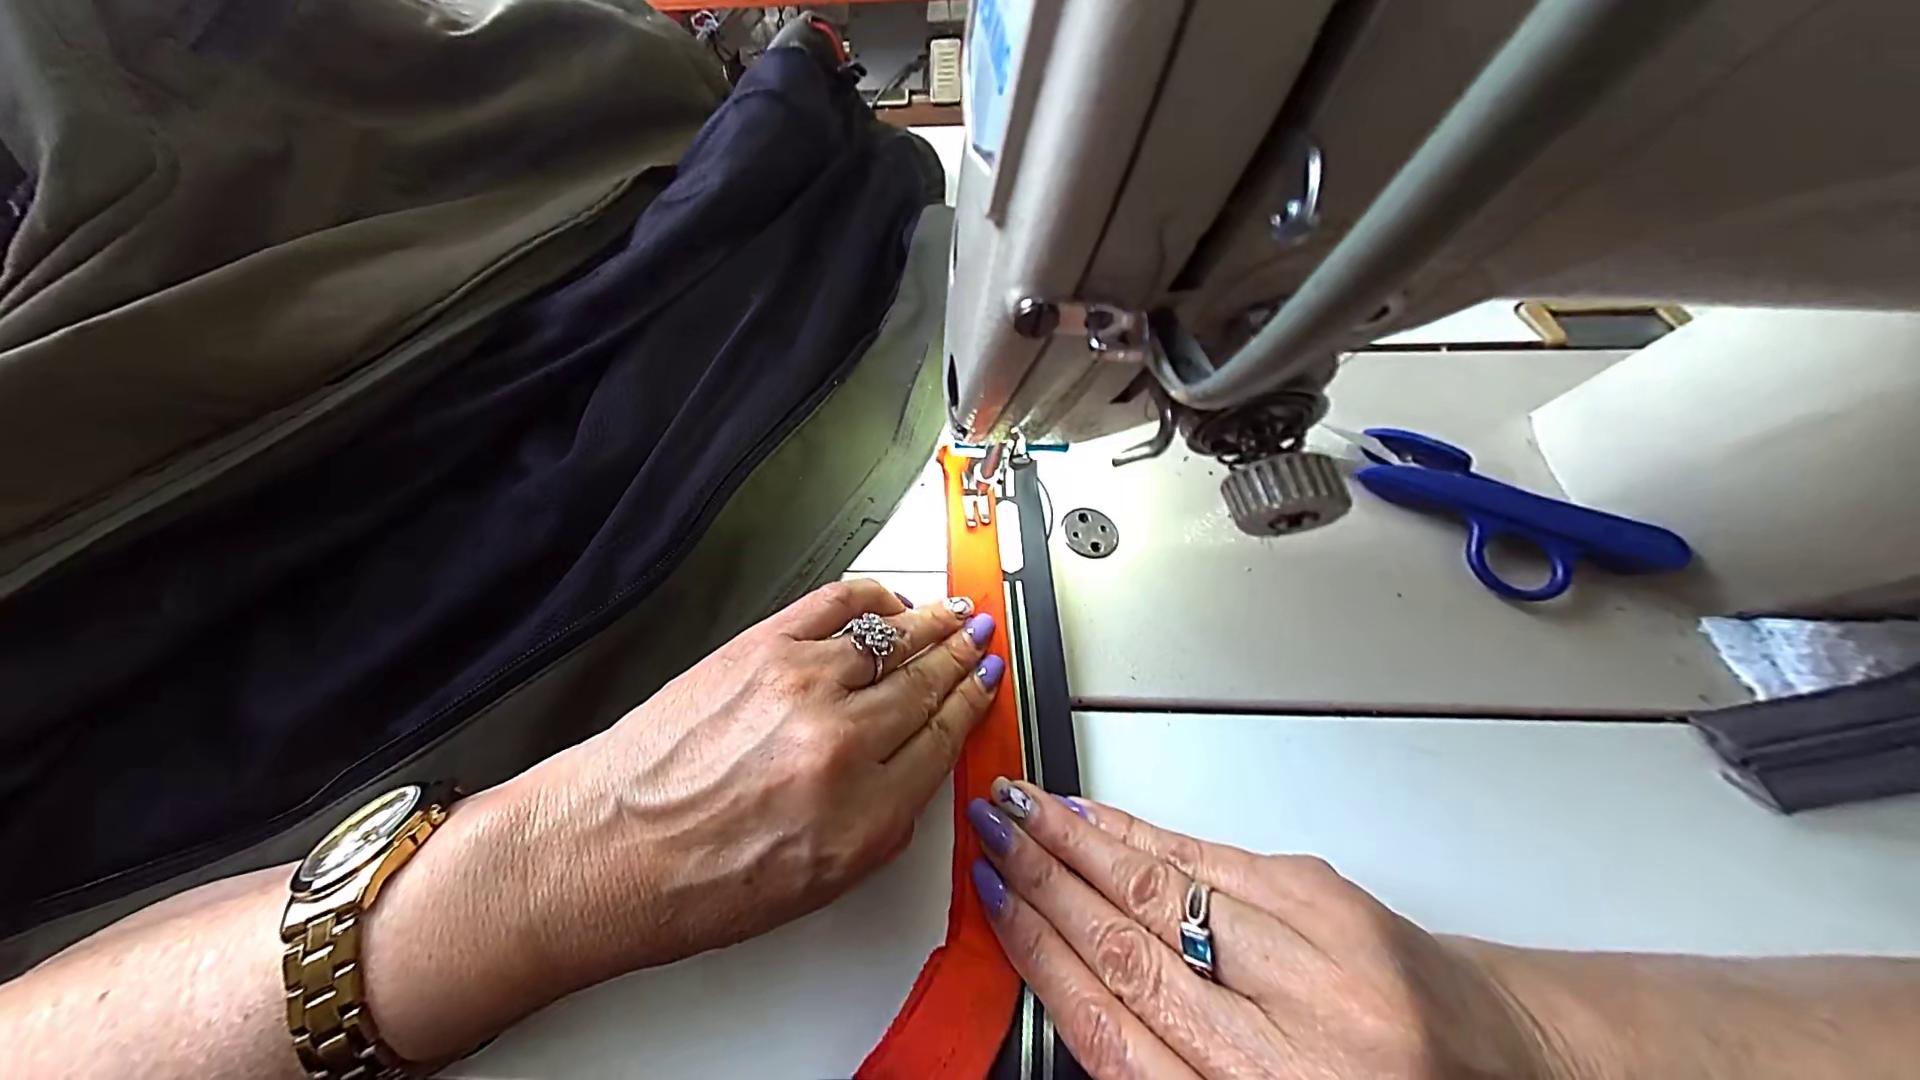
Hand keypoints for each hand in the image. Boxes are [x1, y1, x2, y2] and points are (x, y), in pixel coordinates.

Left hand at [513, 579, 1004, 985]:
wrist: (601, 851)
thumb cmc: (696, 882)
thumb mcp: (823, 880)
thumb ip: (891, 813)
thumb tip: (924, 754)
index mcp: (865, 812)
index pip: (944, 736)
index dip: (972, 702)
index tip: (983, 684)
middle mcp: (841, 742)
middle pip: (927, 681)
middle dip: (962, 657)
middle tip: (979, 641)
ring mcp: (801, 684)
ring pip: (895, 637)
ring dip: (934, 622)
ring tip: (954, 613)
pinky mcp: (760, 645)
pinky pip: (841, 602)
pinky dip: (878, 594)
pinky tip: (894, 599)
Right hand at [966, 780, 1565, 1078]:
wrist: (1499, 1063)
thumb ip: (1164, 1057)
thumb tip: (1064, 968)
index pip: (1110, 1024)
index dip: (1036, 951)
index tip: (990, 896)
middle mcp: (1287, 1055)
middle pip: (1127, 947)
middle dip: (1042, 878)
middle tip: (991, 828)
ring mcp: (1313, 962)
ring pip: (1161, 890)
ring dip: (1077, 842)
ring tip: (1023, 807)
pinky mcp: (1328, 899)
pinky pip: (1209, 858)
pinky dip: (1140, 833)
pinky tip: (1094, 815)